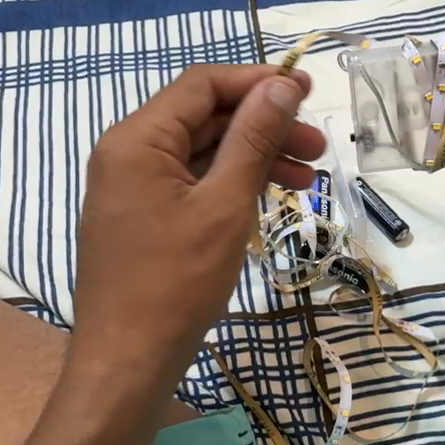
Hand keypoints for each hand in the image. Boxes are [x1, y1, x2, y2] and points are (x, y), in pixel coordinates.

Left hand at [71, 65, 323, 391]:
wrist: (127, 361)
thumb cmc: (176, 283)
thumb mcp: (224, 205)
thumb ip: (252, 139)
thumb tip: (281, 85)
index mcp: (137, 139)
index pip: (201, 86)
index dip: (257, 83)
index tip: (307, 92)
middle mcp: (127, 153)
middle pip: (203, 118)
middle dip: (262, 126)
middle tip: (317, 148)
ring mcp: (131, 187)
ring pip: (201, 153)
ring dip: (252, 158)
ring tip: (306, 180)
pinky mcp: (141, 216)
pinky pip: (190, 183)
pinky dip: (228, 184)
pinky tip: (266, 198)